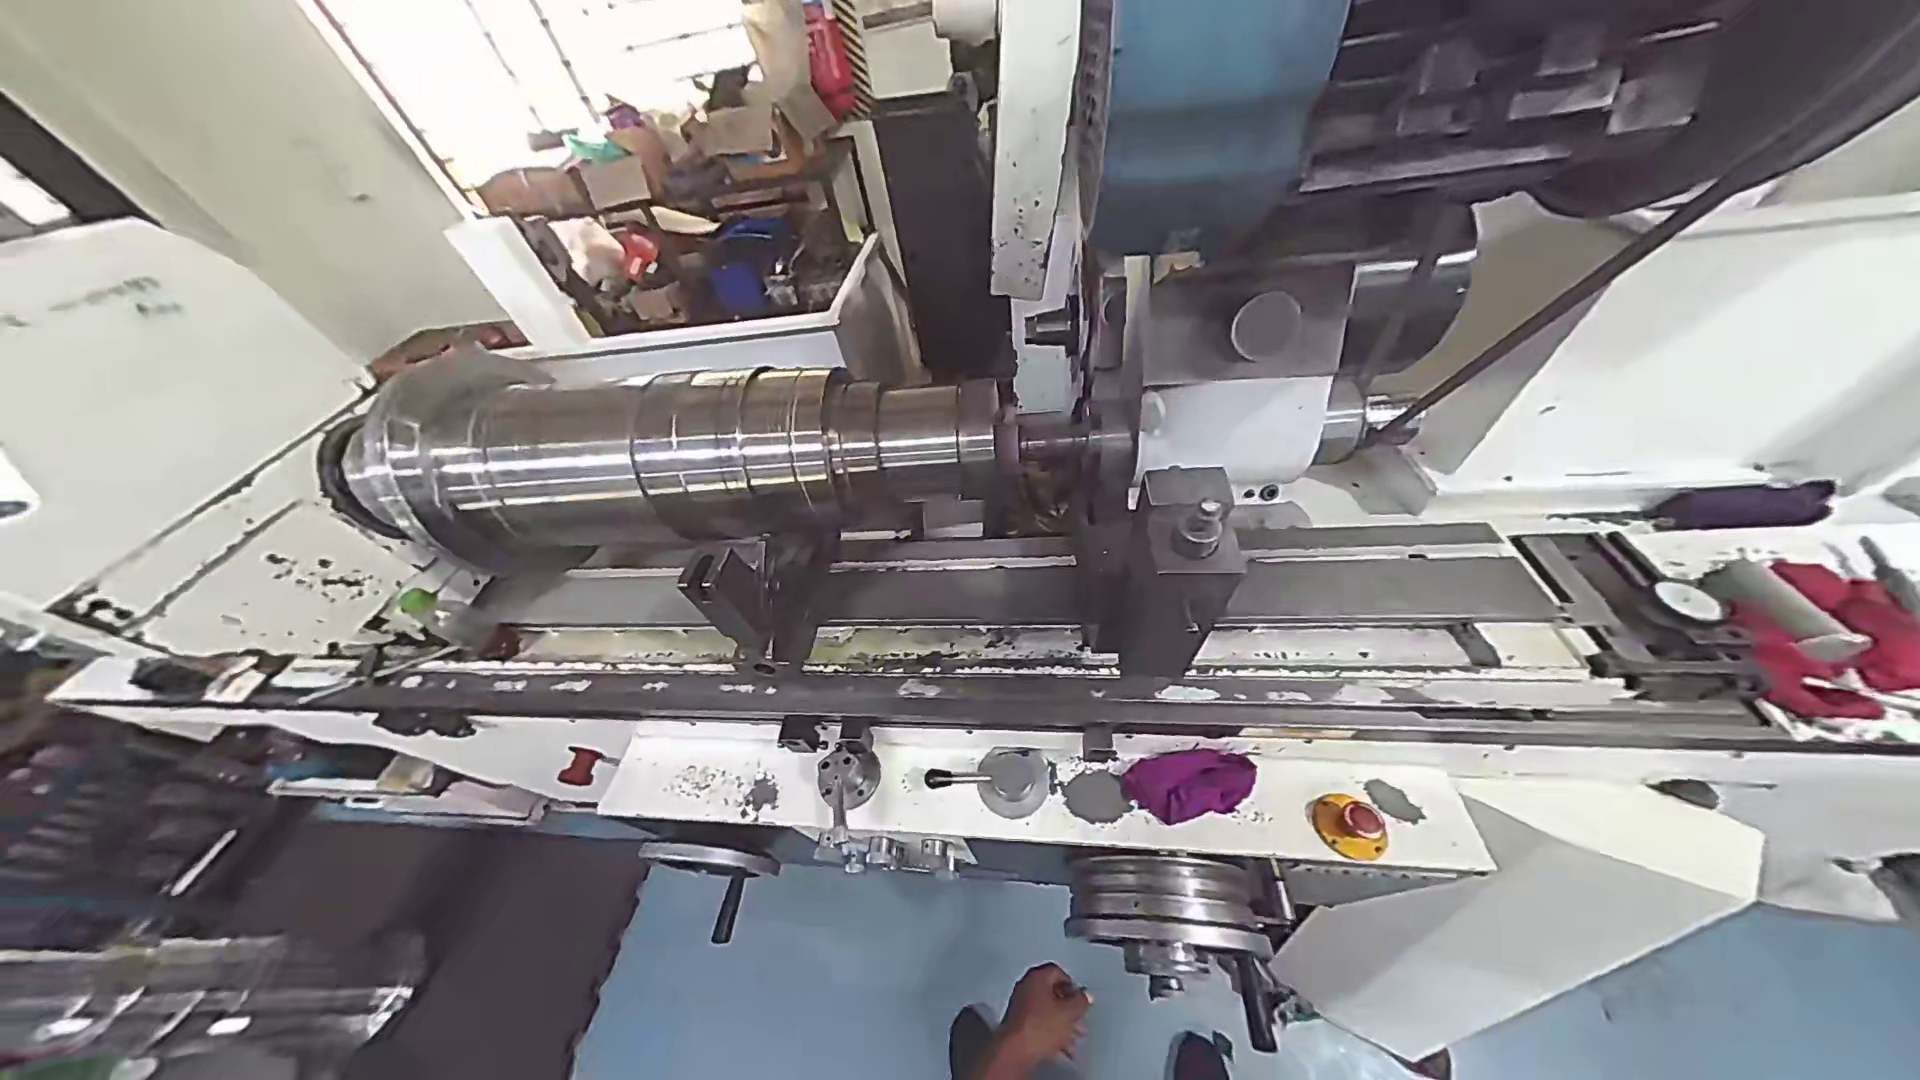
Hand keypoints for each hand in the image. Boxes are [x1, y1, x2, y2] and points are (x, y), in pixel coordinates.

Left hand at [996, 963, 1092, 1064]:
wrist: (1016, 1050)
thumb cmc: (1039, 1027)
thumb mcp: (1068, 1013)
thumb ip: (1081, 1001)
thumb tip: (1086, 995)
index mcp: (1037, 977)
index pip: (1057, 971)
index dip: (1072, 985)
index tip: (1079, 998)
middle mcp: (1026, 985)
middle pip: (1052, 991)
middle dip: (1068, 1007)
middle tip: (1079, 1020)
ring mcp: (1020, 1003)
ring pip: (1046, 1009)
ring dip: (1062, 1022)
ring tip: (1073, 1038)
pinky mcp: (1017, 1022)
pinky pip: (1038, 1021)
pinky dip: (1051, 1031)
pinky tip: (1061, 1047)